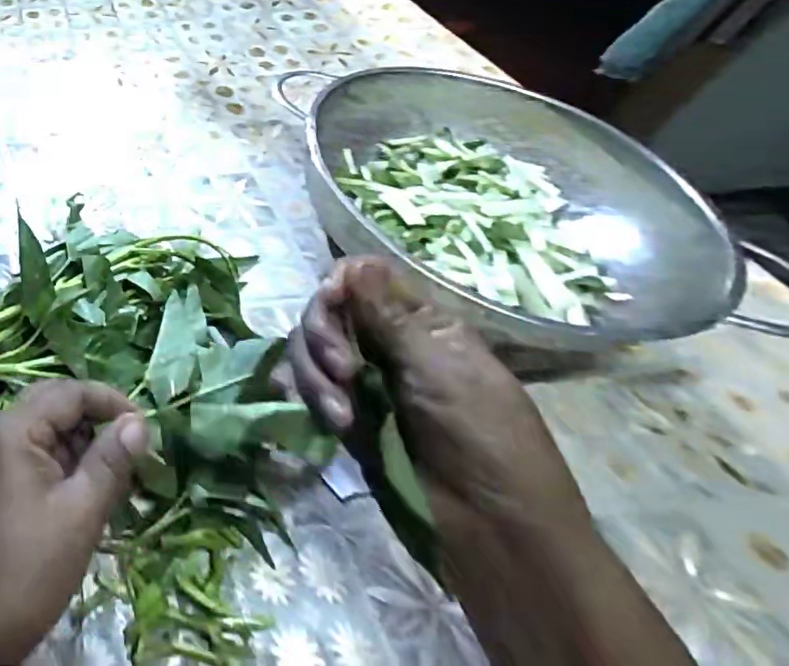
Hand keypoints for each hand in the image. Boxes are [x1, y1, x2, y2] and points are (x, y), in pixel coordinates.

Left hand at [0, 380, 149, 663]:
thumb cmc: (34, 563)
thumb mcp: (81, 511)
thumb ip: (110, 461)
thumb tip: (140, 421)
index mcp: (14, 427)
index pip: (68, 392)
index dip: (109, 400)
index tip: (148, 425)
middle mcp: (3, 428)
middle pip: (57, 403)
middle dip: (99, 418)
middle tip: (139, 445)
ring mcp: (1, 451)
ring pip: (53, 427)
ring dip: (88, 441)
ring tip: (125, 471)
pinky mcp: (6, 474)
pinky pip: (44, 450)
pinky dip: (73, 460)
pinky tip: (100, 484)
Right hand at [283, 257, 592, 539]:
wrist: (489, 529)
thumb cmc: (484, 440)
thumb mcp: (441, 370)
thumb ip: (390, 316)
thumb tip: (357, 259)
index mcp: (420, 324)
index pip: (362, 278)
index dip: (339, 282)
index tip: (332, 300)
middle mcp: (383, 342)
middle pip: (325, 309)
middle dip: (322, 334)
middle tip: (342, 371)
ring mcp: (359, 377)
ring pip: (305, 346)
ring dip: (313, 374)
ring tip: (342, 415)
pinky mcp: (339, 407)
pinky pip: (300, 381)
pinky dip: (300, 390)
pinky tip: (314, 412)